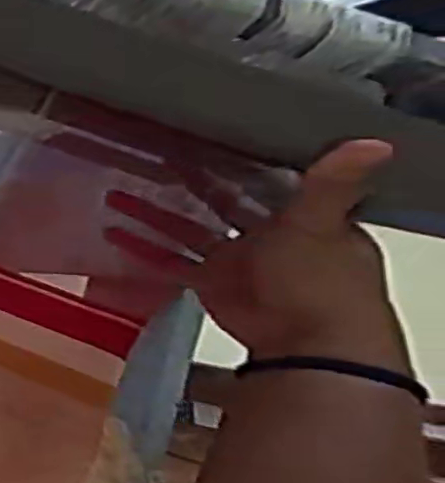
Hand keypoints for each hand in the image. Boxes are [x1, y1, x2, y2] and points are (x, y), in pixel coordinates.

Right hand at [105, 140, 410, 373]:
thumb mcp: (318, 226)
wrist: (306, 340)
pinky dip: (142, 248)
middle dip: (185, 187)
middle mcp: (268, 237)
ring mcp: (236, 261)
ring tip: (114, 195)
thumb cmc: (320, 279)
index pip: (265, 184)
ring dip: (152, 215)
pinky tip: (112, 233)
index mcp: (302, 220)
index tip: (199, 145)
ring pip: (187, 230)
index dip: (234, 166)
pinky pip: (170, 260)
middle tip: (148, 163)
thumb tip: (370, 141)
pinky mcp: (209, 282)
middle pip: (219, 205)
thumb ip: (328, 186)